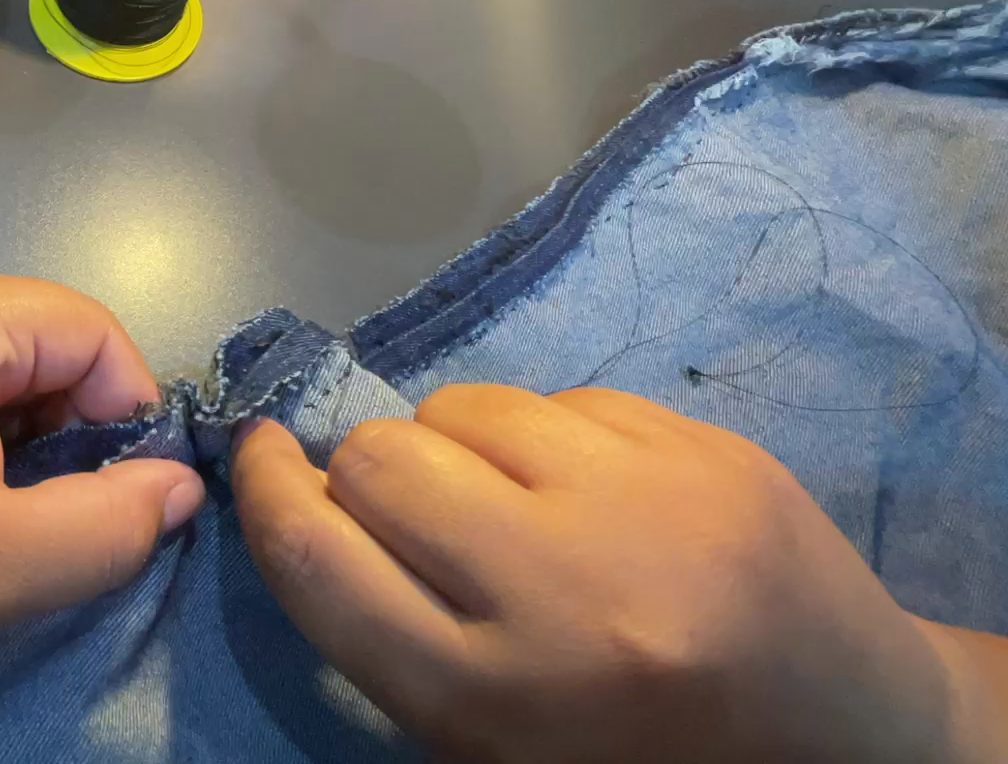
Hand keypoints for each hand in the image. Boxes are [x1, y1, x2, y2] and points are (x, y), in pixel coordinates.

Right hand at [232, 384, 981, 762]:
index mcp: (493, 702)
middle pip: (376, 459)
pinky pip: (547, 393)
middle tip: (422, 510)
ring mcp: (653, 514)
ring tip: (521, 500)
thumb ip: (371, 608)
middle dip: (369, 471)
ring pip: (455, 405)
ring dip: (455, 442)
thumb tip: (299, 478)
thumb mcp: (468, 724)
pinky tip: (599, 490)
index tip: (261, 450)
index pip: (311, 552)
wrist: (861, 751)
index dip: (262, 484)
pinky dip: (542, 433)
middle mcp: (572, 604)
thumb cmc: (618, 748)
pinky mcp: (711, 454)